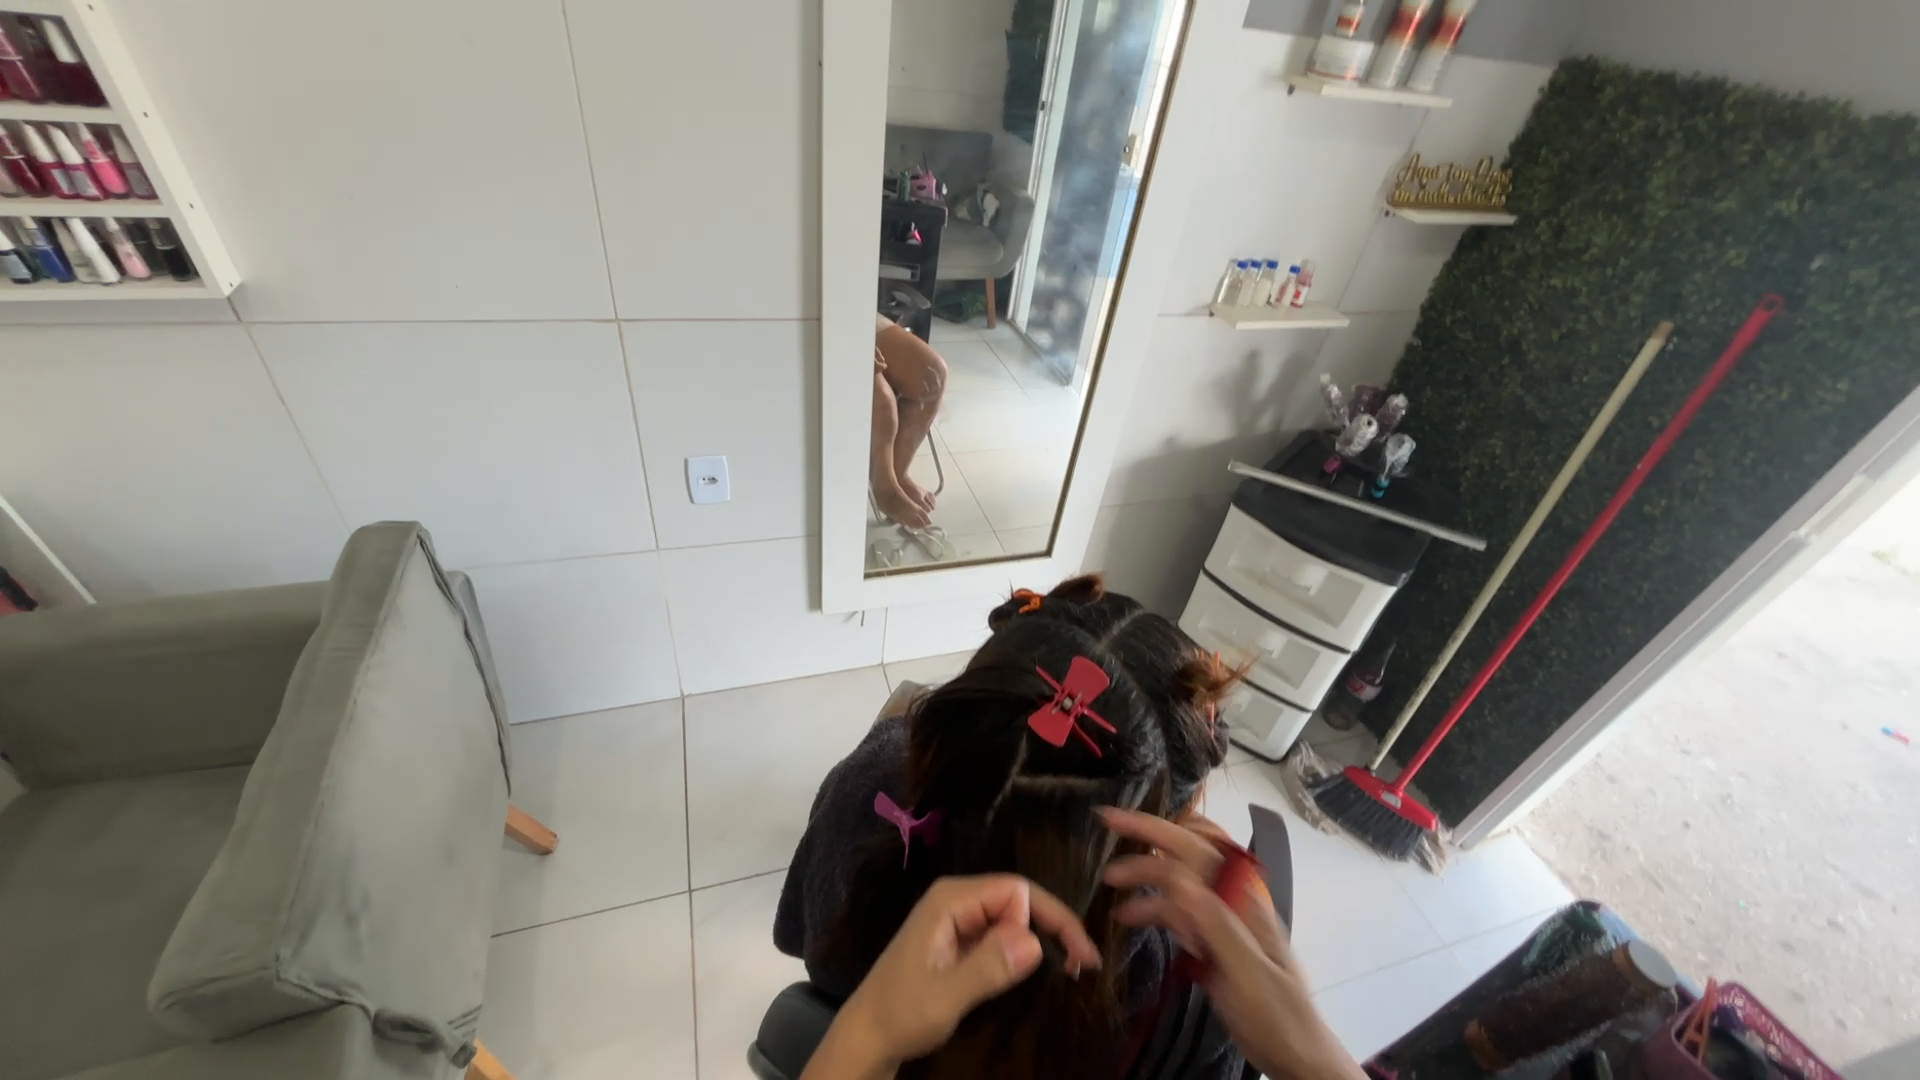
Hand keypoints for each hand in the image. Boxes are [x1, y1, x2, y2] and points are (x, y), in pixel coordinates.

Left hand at [802, 874, 1102, 1079]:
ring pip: (1012, 916)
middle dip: (1053, 925)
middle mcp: (956, 899)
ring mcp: (957, 918)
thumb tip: (1034, 940)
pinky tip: (1042, 966)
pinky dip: (1024, 948)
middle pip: (1018, 899)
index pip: (1016, 890)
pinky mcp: (958, 939)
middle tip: (1085, 964)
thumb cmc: (900, 1013)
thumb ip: (987, 966)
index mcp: (951, 899)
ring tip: (1073, 967)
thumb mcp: (945, 997)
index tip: (1081, 956)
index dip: (1051, 917)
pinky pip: (1000, 932)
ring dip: (1042, 937)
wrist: (866, 1037)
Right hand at [1099, 807, 1365, 1079]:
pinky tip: (1131, 916)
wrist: (1298, 1056)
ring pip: (1179, 875)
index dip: (1152, 828)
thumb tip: (1177, 879)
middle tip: (1107, 828)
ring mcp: (1224, 913)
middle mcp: (1233, 894)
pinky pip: (1179, 906)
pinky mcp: (1214, 935)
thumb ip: (1215, 924)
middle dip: (1145, 835)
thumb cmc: (1276, 1014)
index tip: (1112, 820)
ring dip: (1146, 872)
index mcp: (1243, 895)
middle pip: (1186, 849)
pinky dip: (1154, 904)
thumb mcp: (1246, 973)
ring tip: (1111, 884)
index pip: (1194, 846)